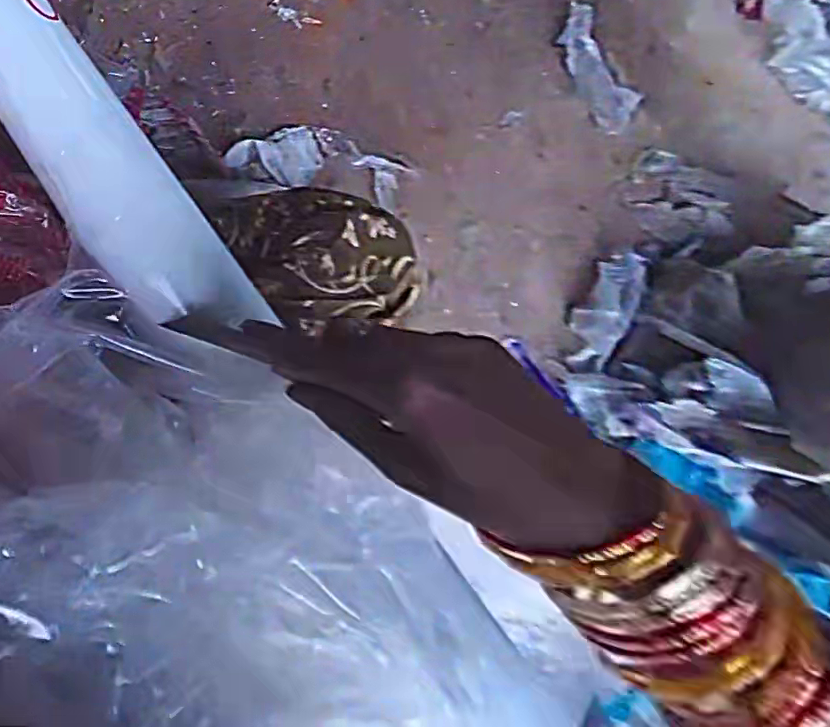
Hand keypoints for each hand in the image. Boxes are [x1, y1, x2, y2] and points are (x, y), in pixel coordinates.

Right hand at [239, 322, 660, 553]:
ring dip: (360, 354)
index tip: (245, 332)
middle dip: (319, 349)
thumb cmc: (483, 496)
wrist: (584, 494)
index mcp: (402, 392)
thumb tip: (300, 386)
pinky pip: (417, 341)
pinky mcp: (477, 343)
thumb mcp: (404, 468)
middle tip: (297, 365)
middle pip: (348, 339)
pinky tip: (414, 389)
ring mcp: (454, 343)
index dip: (279, 346)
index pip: (322, 360)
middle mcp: (424, 354)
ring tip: (361, 385)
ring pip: (381, 337)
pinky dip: (398, 357)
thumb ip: (346, 419)